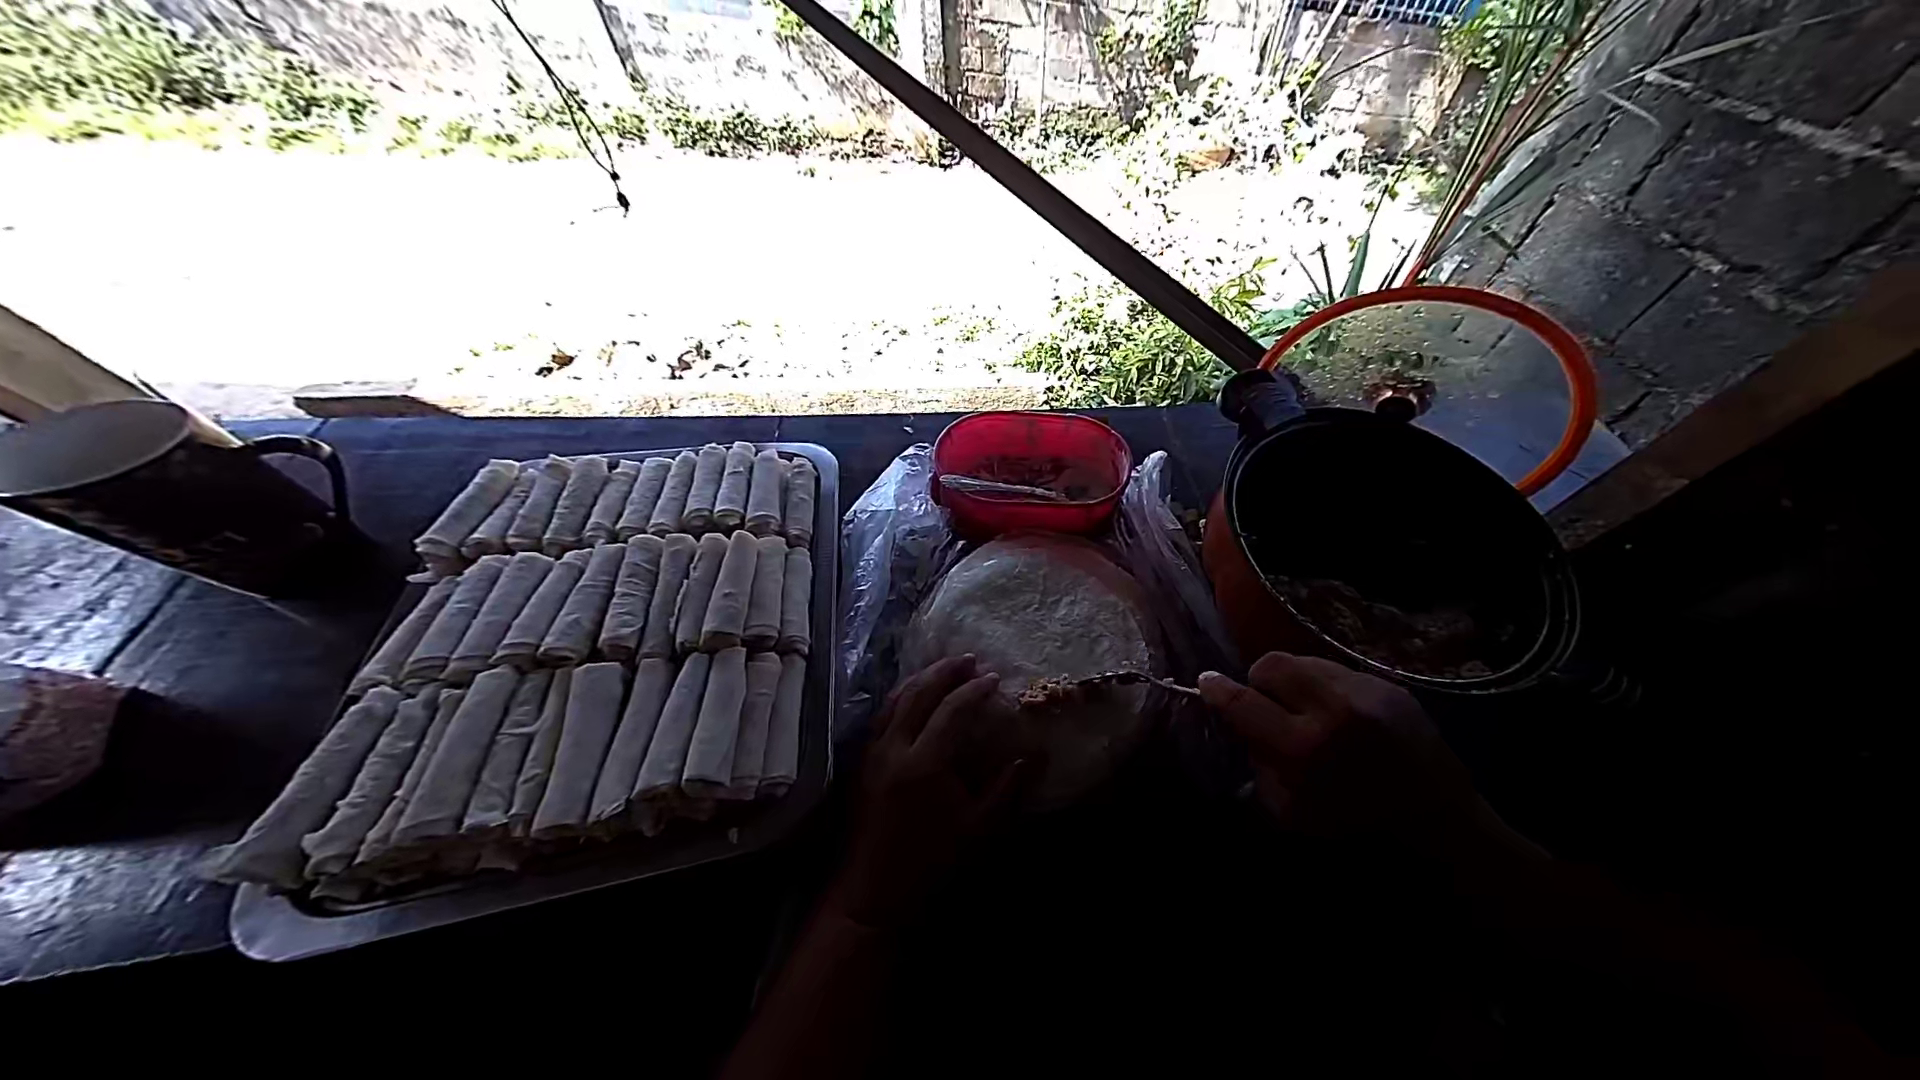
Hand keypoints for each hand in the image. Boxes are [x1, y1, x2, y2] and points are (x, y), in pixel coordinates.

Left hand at [833, 655, 1023, 927]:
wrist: (874, 893)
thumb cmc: (932, 863)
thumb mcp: (980, 829)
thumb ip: (1009, 788)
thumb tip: (1038, 754)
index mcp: (924, 763)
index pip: (952, 711)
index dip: (974, 691)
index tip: (995, 678)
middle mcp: (894, 748)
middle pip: (919, 694)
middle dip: (945, 672)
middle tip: (969, 660)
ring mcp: (874, 752)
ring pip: (896, 699)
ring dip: (921, 679)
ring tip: (944, 668)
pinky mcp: (863, 761)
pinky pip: (882, 714)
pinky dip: (902, 696)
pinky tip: (913, 695)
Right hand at [1198, 652, 1486, 853]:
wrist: (1443, 829)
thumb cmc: (1357, 831)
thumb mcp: (1289, 811)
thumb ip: (1257, 761)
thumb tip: (1238, 726)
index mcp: (1305, 747)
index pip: (1241, 700)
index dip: (1215, 689)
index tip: (1206, 683)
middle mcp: (1335, 708)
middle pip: (1272, 664)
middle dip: (1260, 680)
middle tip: (1267, 703)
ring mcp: (1368, 692)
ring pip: (1305, 660)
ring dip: (1295, 681)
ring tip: (1306, 708)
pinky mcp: (1391, 686)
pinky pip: (1338, 671)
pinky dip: (1327, 687)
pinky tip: (1340, 714)